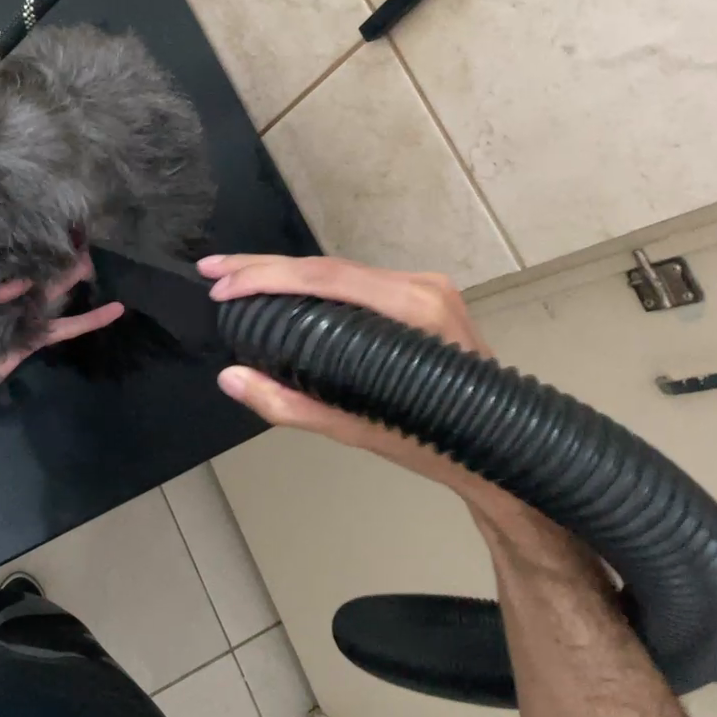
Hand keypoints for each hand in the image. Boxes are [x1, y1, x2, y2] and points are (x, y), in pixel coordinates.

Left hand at [0, 250, 124, 387]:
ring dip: (68, 285)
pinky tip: (109, 311)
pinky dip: (81, 323)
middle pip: (25, 278)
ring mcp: (9, 326)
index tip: (37, 227)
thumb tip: (10, 281)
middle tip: (72, 238)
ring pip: (45, 301)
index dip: (15, 248)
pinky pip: (54, 332)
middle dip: (47, 260)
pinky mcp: (24, 347)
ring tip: (92, 266)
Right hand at [199, 254, 528, 523]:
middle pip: (326, 266)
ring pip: (336, 270)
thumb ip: (291, 404)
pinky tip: (276, 286)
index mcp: (413, 310)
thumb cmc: (436, 443)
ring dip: (281, 272)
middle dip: (261, 266)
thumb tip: (230, 378)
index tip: (221, 287)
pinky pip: (350, 281)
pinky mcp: (417, 295)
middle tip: (210, 269)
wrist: (505, 450)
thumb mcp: (357, 430)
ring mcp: (422, 287)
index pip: (326, 278)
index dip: (267, 277)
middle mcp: (419, 286)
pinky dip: (307, 282)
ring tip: (232, 276)